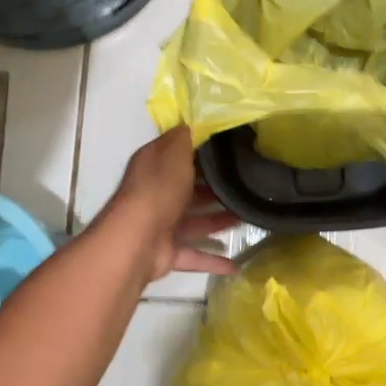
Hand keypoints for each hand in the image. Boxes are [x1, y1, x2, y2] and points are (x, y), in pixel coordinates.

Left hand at [98, 126, 240, 281]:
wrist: (137, 240)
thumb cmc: (158, 190)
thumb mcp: (174, 154)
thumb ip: (186, 138)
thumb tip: (194, 120)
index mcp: (154, 168)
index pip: (177, 154)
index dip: (201, 151)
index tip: (231, 148)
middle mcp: (156, 195)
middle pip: (189, 190)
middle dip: (214, 189)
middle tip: (246, 185)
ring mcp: (161, 225)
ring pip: (194, 221)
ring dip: (218, 221)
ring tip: (247, 217)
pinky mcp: (168, 252)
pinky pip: (195, 255)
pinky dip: (213, 260)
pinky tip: (236, 265)